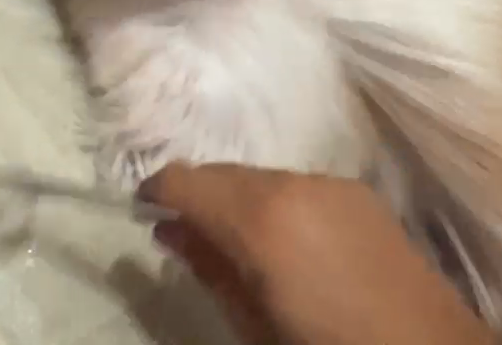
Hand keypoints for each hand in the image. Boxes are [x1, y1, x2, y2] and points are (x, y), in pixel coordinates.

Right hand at [143, 164, 495, 344]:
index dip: (157, 191)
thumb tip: (169, 230)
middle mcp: (291, 183)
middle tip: (185, 234)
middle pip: (221, 173)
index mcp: (260, 219)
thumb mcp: (256, 328)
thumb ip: (209, 270)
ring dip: (238, 200)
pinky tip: (288, 244)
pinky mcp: (358, 193)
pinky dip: (277, 203)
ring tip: (239, 245)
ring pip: (258, 176)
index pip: (187, 181)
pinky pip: (296, 186)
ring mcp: (329, 184)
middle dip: (198, 196)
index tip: (143, 210)